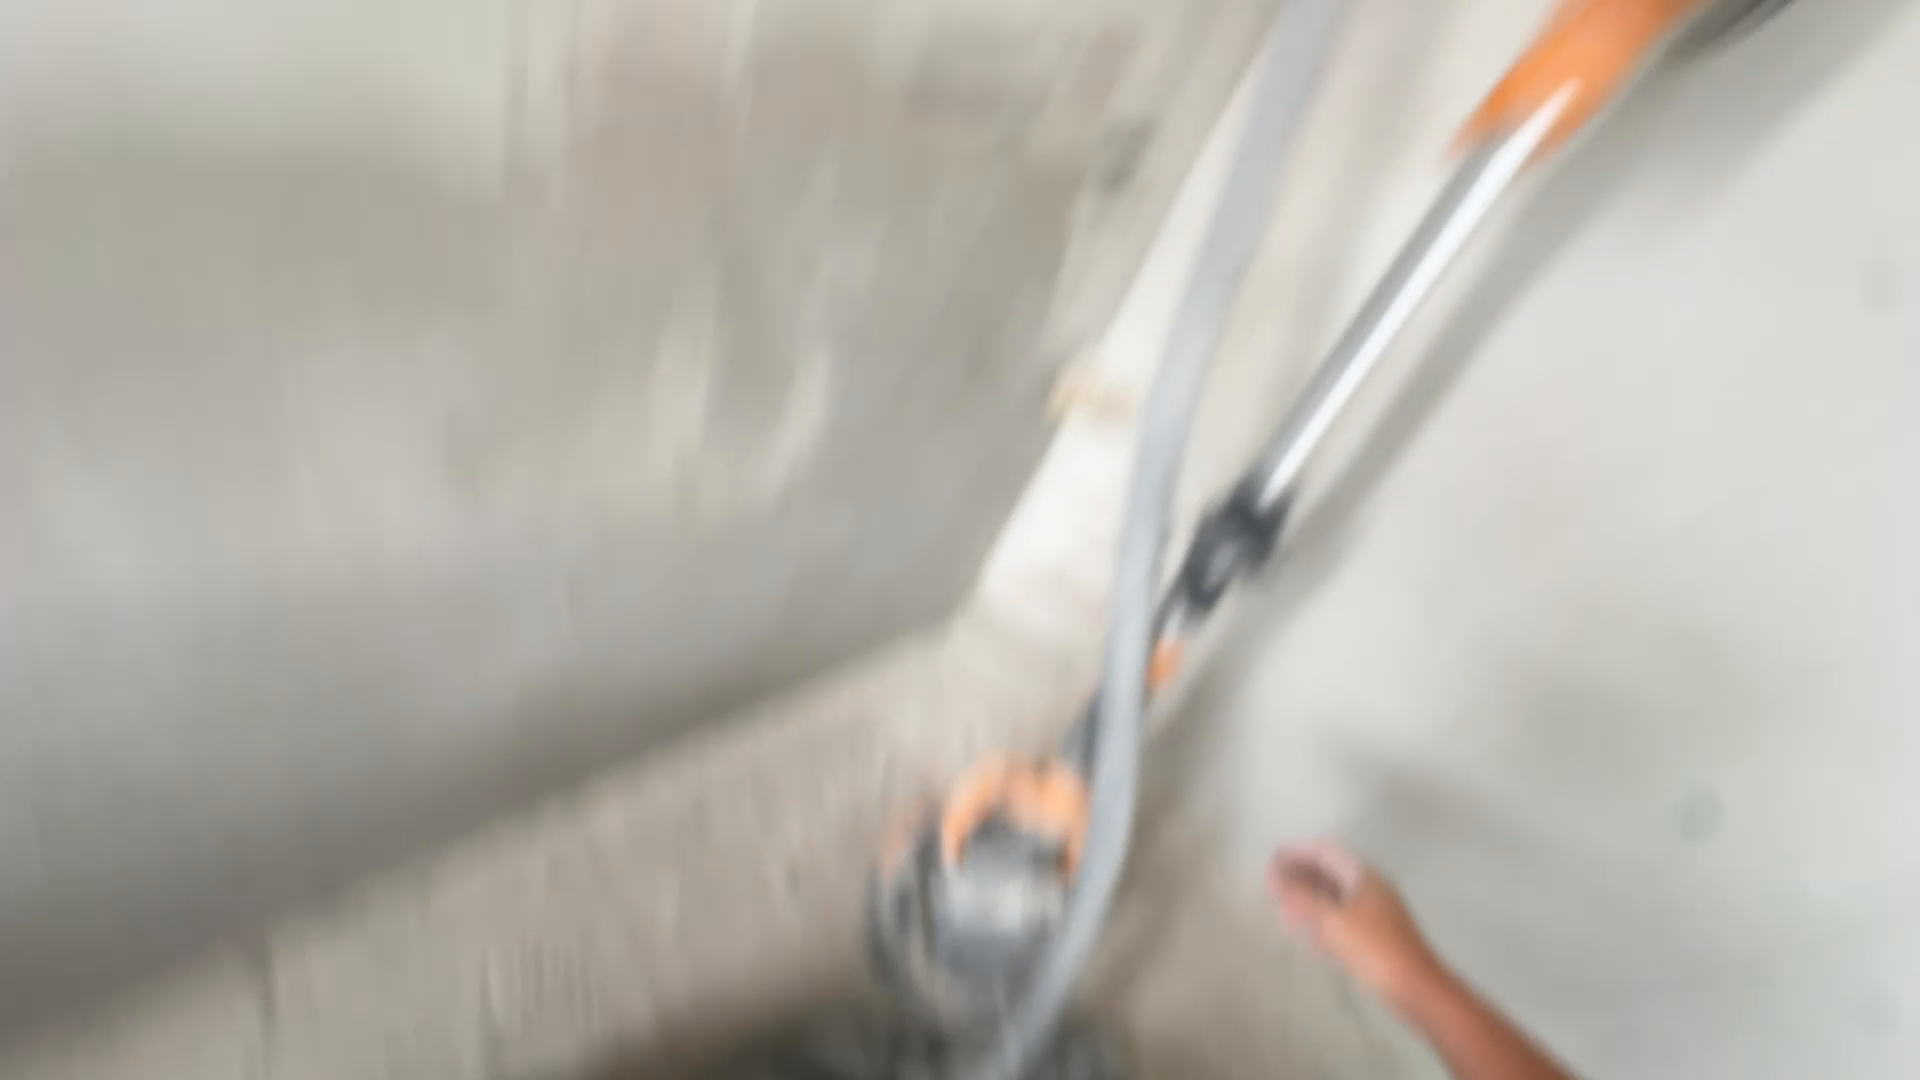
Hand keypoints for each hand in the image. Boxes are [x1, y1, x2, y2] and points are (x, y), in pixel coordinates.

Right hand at [1270, 842, 1448, 1013]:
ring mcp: (1373, 912)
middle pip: (1327, 872)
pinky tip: (1303, 930)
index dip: (1296, 852)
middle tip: (1273, 885)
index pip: (1323, 852)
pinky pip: (1339, 916)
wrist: (1418, 989)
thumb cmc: (1374, 946)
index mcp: (1362, 875)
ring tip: (1282, 906)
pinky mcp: (1374, 934)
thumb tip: (1278, 878)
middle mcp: (1368, 887)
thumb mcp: (1332, 919)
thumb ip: (1302, 897)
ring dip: (1306, 898)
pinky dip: (1319, 917)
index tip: (1273, 859)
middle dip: (1299, 876)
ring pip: (1332, 896)